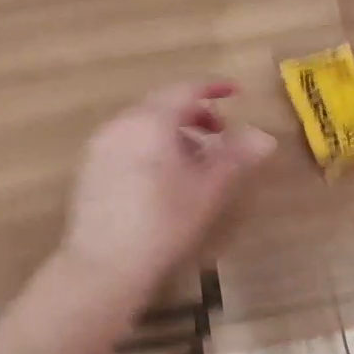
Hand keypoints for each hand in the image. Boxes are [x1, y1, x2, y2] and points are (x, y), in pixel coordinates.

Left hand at [61, 81, 275, 290]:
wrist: (104, 265)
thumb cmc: (164, 223)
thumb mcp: (208, 189)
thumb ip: (235, 156)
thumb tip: (264, 136)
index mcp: (151, 120)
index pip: (187, 89)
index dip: (214, 87)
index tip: (236, 92)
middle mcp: (122, 122)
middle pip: (163, 104)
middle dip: (195, 113)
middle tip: (220, 134)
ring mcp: (101, 144)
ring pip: (143, 124)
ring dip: (173, 131)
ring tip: (195, 161)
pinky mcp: (90, 167)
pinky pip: (126, 141)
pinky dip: (150, 145)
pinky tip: (162, 178)